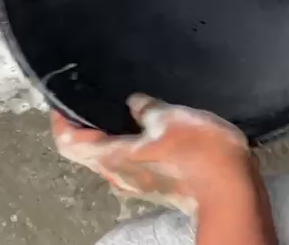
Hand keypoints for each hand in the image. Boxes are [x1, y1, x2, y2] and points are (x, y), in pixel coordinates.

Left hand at [51, 95, 257, 213]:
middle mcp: (115, 174)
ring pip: (109, 158)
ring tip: (124, 110)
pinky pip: (130, 162)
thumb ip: (148, 108)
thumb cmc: (197, 150)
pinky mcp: (153, 184)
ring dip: (109, 136)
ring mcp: (135, 183)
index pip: (70, 142)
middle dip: (85, 127)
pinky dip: (130, 144)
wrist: (226, 187)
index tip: (61, 102)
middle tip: (94, 100)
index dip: (61, 122)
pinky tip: (150, 131)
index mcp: (112, 158)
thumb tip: (132, 102)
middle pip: (86, 152)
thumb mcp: (172, 118)